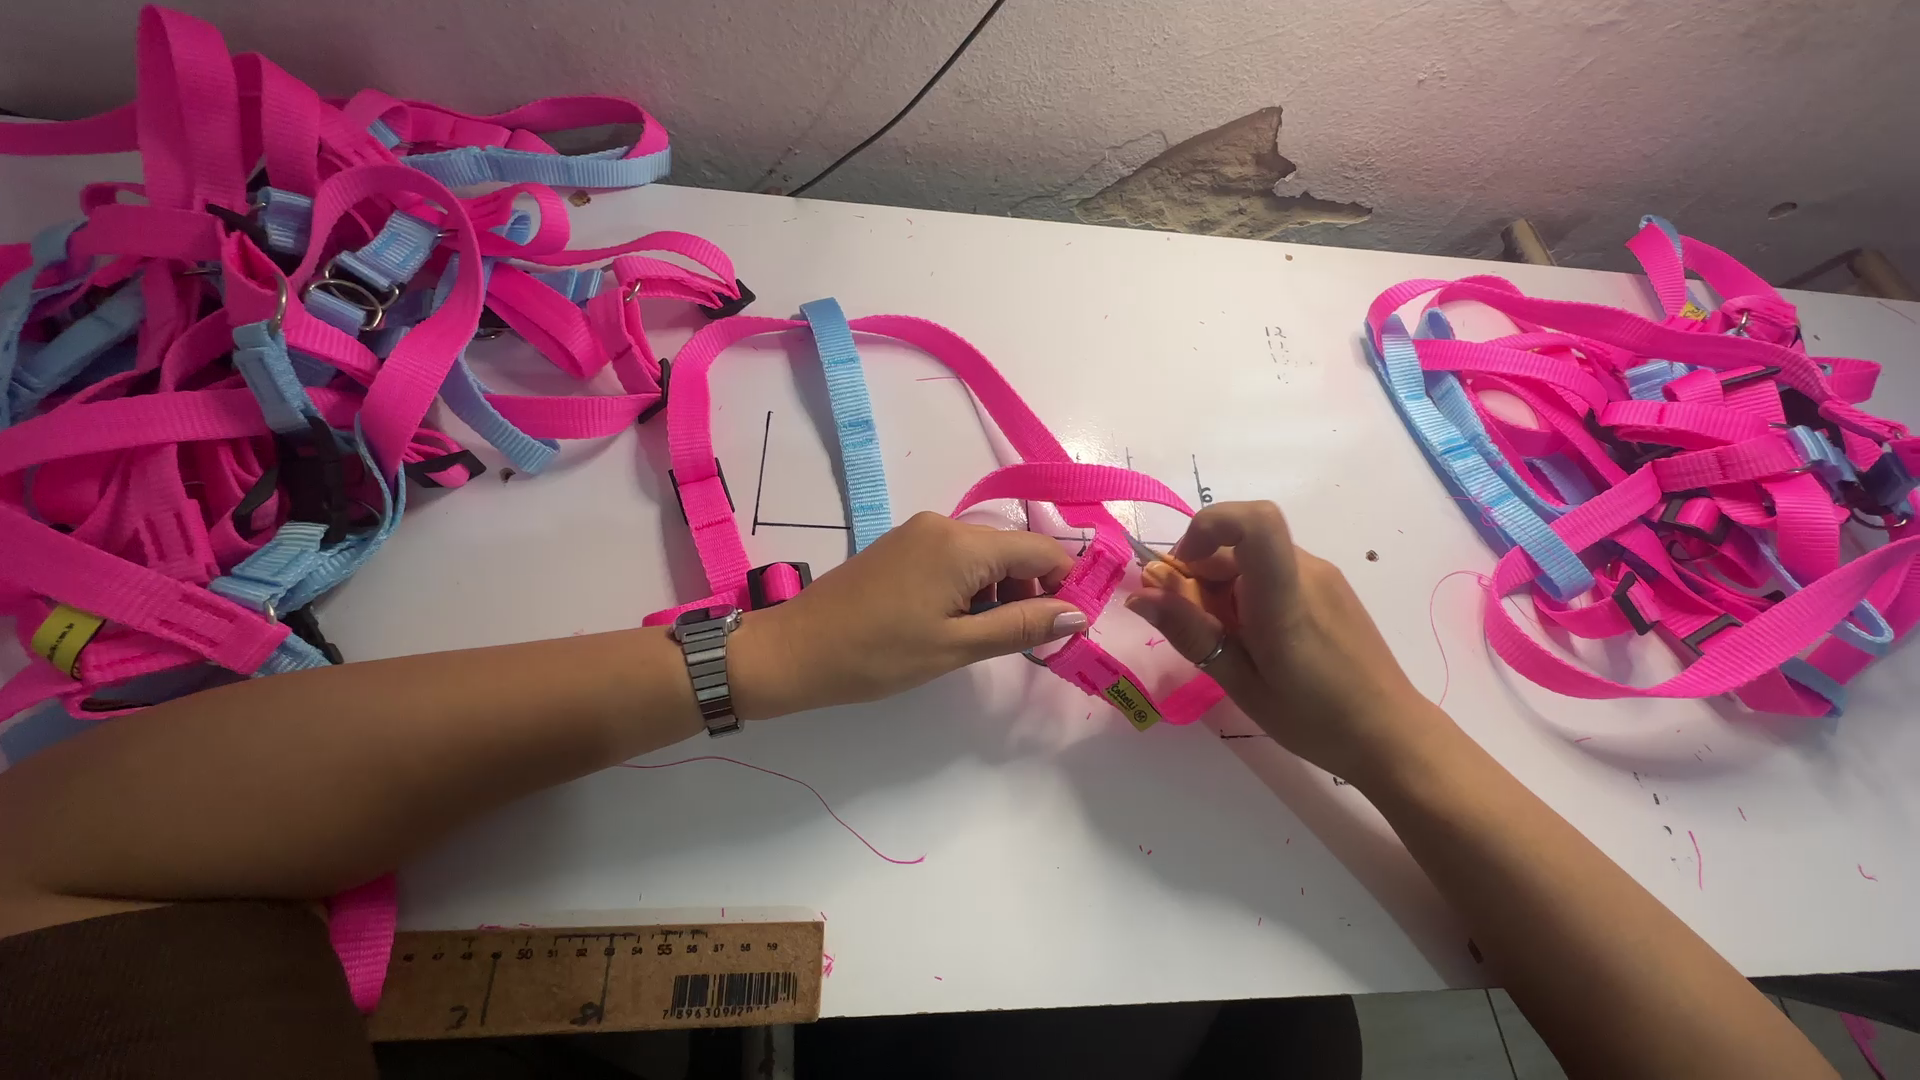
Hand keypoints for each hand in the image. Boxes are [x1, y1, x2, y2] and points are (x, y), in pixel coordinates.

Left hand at [733, 512, 1087, 717]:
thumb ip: (1021, 626)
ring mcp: (917, 532)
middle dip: (1030, 589)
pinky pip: (954, 557)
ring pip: (983, 554)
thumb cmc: (877, 655)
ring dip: (1000, 589)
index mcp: (961, 543)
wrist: (795, 649)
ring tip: (985, 636)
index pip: (1040, 549)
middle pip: (1012, 549)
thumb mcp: (956, 647)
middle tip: (1025, 639)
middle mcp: (942, 524)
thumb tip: (1078, 614)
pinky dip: (970, 585)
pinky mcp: (900, 545)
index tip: (1070, 624)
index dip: (1065, 583)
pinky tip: (956, 620)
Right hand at [1123, 501, 1447, 783]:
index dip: (1207, 528)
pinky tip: (1257, 639)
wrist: (1391, 736)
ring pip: (1252, 556)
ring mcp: (1322, 575)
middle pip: (1238, 542)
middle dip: (1200, 573)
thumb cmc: (1314, 719)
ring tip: (1231, 643)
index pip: (1253, 521)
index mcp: (1285, 597)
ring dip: (1222, 586)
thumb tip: (1139, 595)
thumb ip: (1191, 633)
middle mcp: (1307, 571)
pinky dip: (1247, 592)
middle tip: (1199, 630)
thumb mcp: (1241, 684)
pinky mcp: (1329, 586)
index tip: (1183, 573)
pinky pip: (1272, 569)